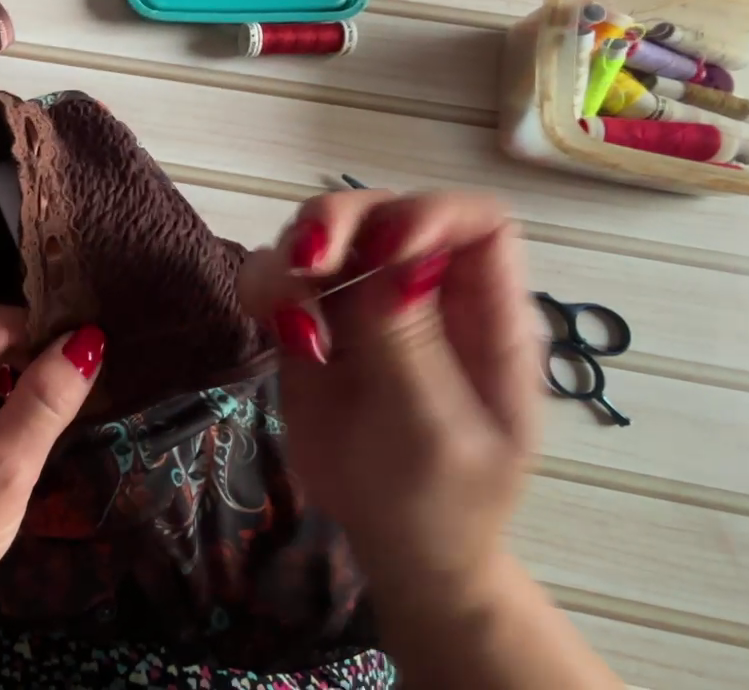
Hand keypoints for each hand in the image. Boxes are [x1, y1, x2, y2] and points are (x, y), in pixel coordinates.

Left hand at [0, 305, 102, 632]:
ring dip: (25, 376)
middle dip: (38, 357)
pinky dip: (5, 392)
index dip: (49, 335)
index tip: (100, 358)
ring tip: (66, 404)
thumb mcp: (4, 470)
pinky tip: (30, 418)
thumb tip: (89, 340)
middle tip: (88, 389)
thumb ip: (45, 401)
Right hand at [238, 190, 542, 598]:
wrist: (391, 538)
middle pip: (383, 210)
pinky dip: (264, 285)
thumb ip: (413, 346)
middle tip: (306, 262)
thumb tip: (394, 261)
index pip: (474, 221)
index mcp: (483, 314)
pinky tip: (270, 325)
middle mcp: (422, 292)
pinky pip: (279, 276)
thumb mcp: (438, 433)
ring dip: (292, 253)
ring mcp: (363, 303)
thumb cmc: (440, 497)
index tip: (382, 248)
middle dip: (340, 221)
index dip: (429, 213)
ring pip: (321, 234)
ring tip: (280, 309)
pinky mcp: (311, 321)